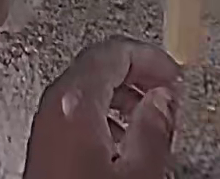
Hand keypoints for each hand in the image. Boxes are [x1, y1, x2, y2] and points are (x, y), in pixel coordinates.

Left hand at [25, 38, 180, 178]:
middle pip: (98, 65)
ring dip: (121, 93)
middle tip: (167, 89)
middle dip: (135, 72)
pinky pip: (77, 110)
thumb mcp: (139, 175)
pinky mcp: (45, 142)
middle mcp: (57, 100)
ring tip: (152, 116)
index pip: (113, 53)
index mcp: (77, 98)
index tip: (174, 73)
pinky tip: (123, 141)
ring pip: (87, 87)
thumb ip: (154, 130)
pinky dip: (104, 112)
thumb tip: (163, 98)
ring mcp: (47, 120)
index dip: (148, 58)